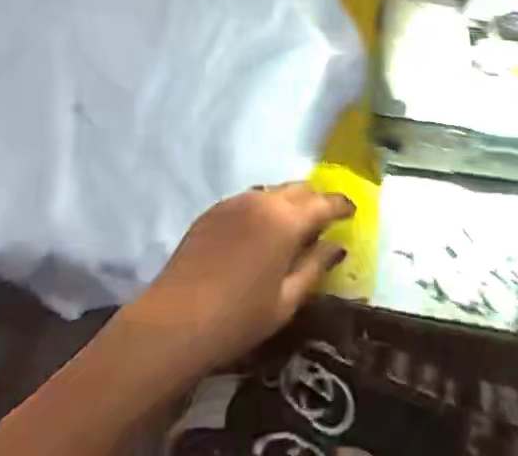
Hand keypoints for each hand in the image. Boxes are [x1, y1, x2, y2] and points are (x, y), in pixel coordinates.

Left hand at [126, 183, 354, 374]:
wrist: (167, 329)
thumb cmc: (236, 320)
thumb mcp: (286, 301)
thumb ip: (315, 267)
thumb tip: (337, 246)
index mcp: (287, 221)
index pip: (326, 202)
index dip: (342, 206)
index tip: (351, 214)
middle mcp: (264, 202)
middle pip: (300, 189)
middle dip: (316, 201)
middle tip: (322, 223)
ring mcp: (234, 204)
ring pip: (273, 192)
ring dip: (288, 203)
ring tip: (289, 228)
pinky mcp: (211, 213)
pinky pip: (249, 200)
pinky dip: (262, 209)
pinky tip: (257, 234)